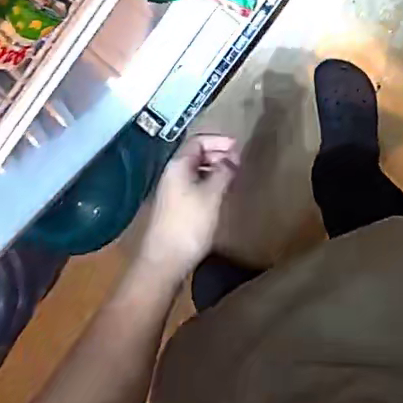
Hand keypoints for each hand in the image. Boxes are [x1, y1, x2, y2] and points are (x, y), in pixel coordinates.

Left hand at [135, 134, 239, 279]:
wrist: (164, 262)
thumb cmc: (189, 223)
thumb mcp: (212, 194)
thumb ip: (223, 172)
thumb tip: (231, 159)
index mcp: (178, 165)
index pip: (198, 141)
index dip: (219, 140)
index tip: (238, 146)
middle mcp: (172, 174)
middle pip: (196, 154)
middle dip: (218, 153)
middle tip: (238, 161)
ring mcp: (172, 191)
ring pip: (195, 170)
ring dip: (214, 168)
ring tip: (232, 175)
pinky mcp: (175, 207)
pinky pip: (194, 184)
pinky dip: (209, 182)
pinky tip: (219, 193)